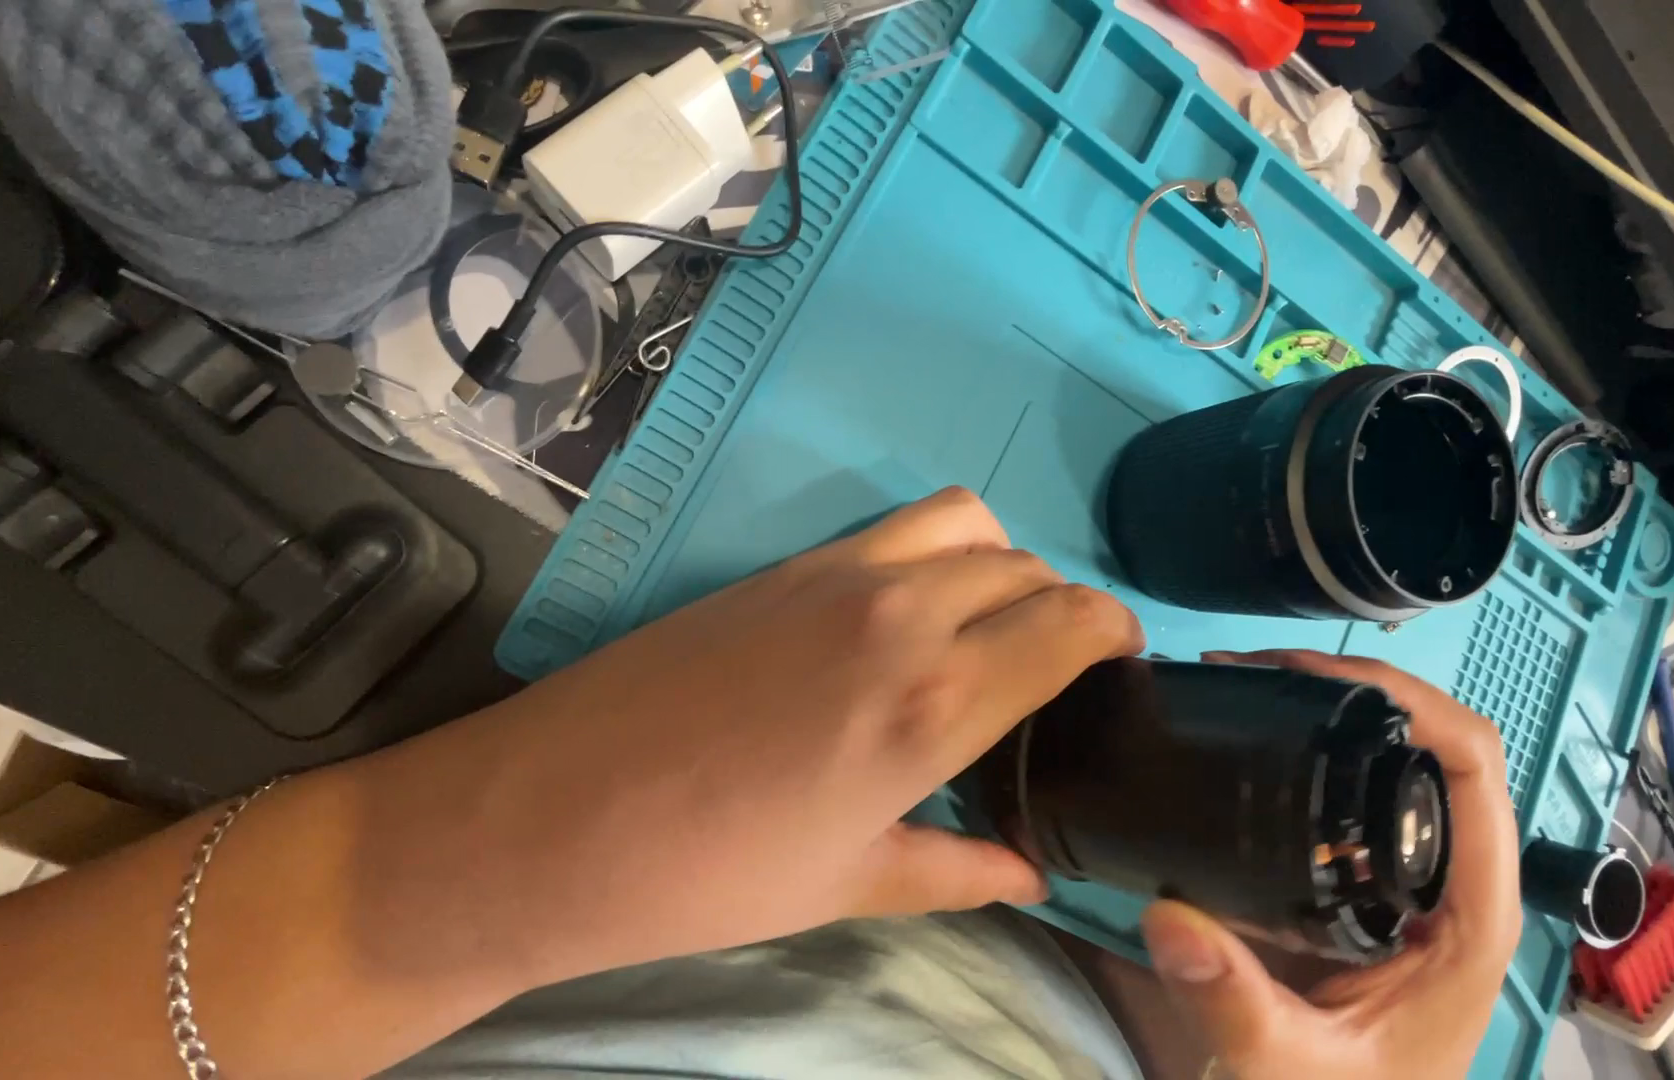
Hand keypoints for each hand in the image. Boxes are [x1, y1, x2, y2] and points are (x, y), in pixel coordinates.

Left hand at [472, 487, 1142, 981]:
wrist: (552, 810)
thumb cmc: (707, 869)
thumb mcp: (848, 882)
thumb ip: (956, 868)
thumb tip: (1032, 874)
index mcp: (932, 702)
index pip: (1069, 621)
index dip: (1114, 631)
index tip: (1121, 660)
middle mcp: (899, 613)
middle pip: (1025, 565)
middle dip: (1059, 605)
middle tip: (1049, 663)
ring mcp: (836, 573)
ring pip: (964, 521)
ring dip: (997, 561)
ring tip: (982, 622)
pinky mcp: (785, 562)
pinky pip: (894, 526)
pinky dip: (932, 549)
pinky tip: (904, 610)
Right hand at [1139, 650, 1520, 1079]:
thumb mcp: (1291, 1070)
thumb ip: (1236, 1006)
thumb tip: (1166, 915)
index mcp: (1465, 914)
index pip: (1473, 772)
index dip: (1410, 700)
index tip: (1306, 674)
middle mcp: (1444, 877)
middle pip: (1428, 744)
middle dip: (1344, 683)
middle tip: (1242, 670)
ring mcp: (1401, 873)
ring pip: (1386, 758)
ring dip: (1318, 704)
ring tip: (1230, 685)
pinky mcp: (1356, 875)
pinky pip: (1342, 787)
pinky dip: (1296, 742)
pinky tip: (1235, 736)